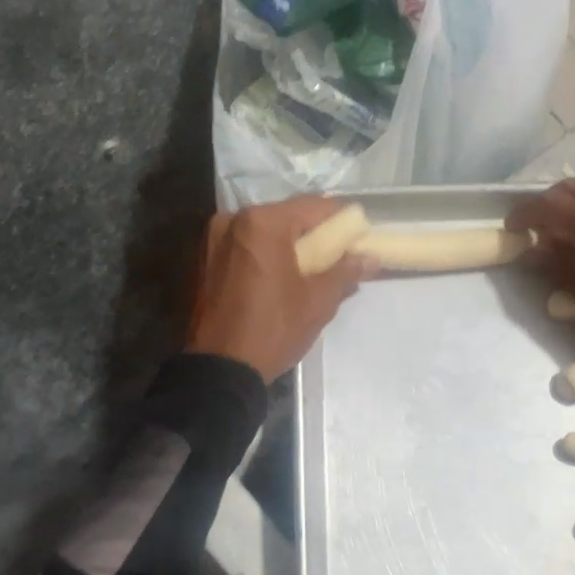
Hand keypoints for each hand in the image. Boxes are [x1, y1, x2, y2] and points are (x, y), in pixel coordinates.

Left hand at [185, 197, 374, 380]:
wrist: (220, 368)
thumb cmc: (273, 329)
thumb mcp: (318, 301)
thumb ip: (345, 271)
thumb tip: (370, 257)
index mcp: (263, 223)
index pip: (313, 206)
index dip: (341, 218)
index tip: (360, 233)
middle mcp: (234, 220)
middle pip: (286, 216)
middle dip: (314, 232)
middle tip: (339, 253)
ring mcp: (213, 239)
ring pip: (264, 231)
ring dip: (289, 244)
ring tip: (312, 268)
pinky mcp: (204, 260)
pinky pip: (246, 247)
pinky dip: (267, 255)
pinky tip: (283, 277)